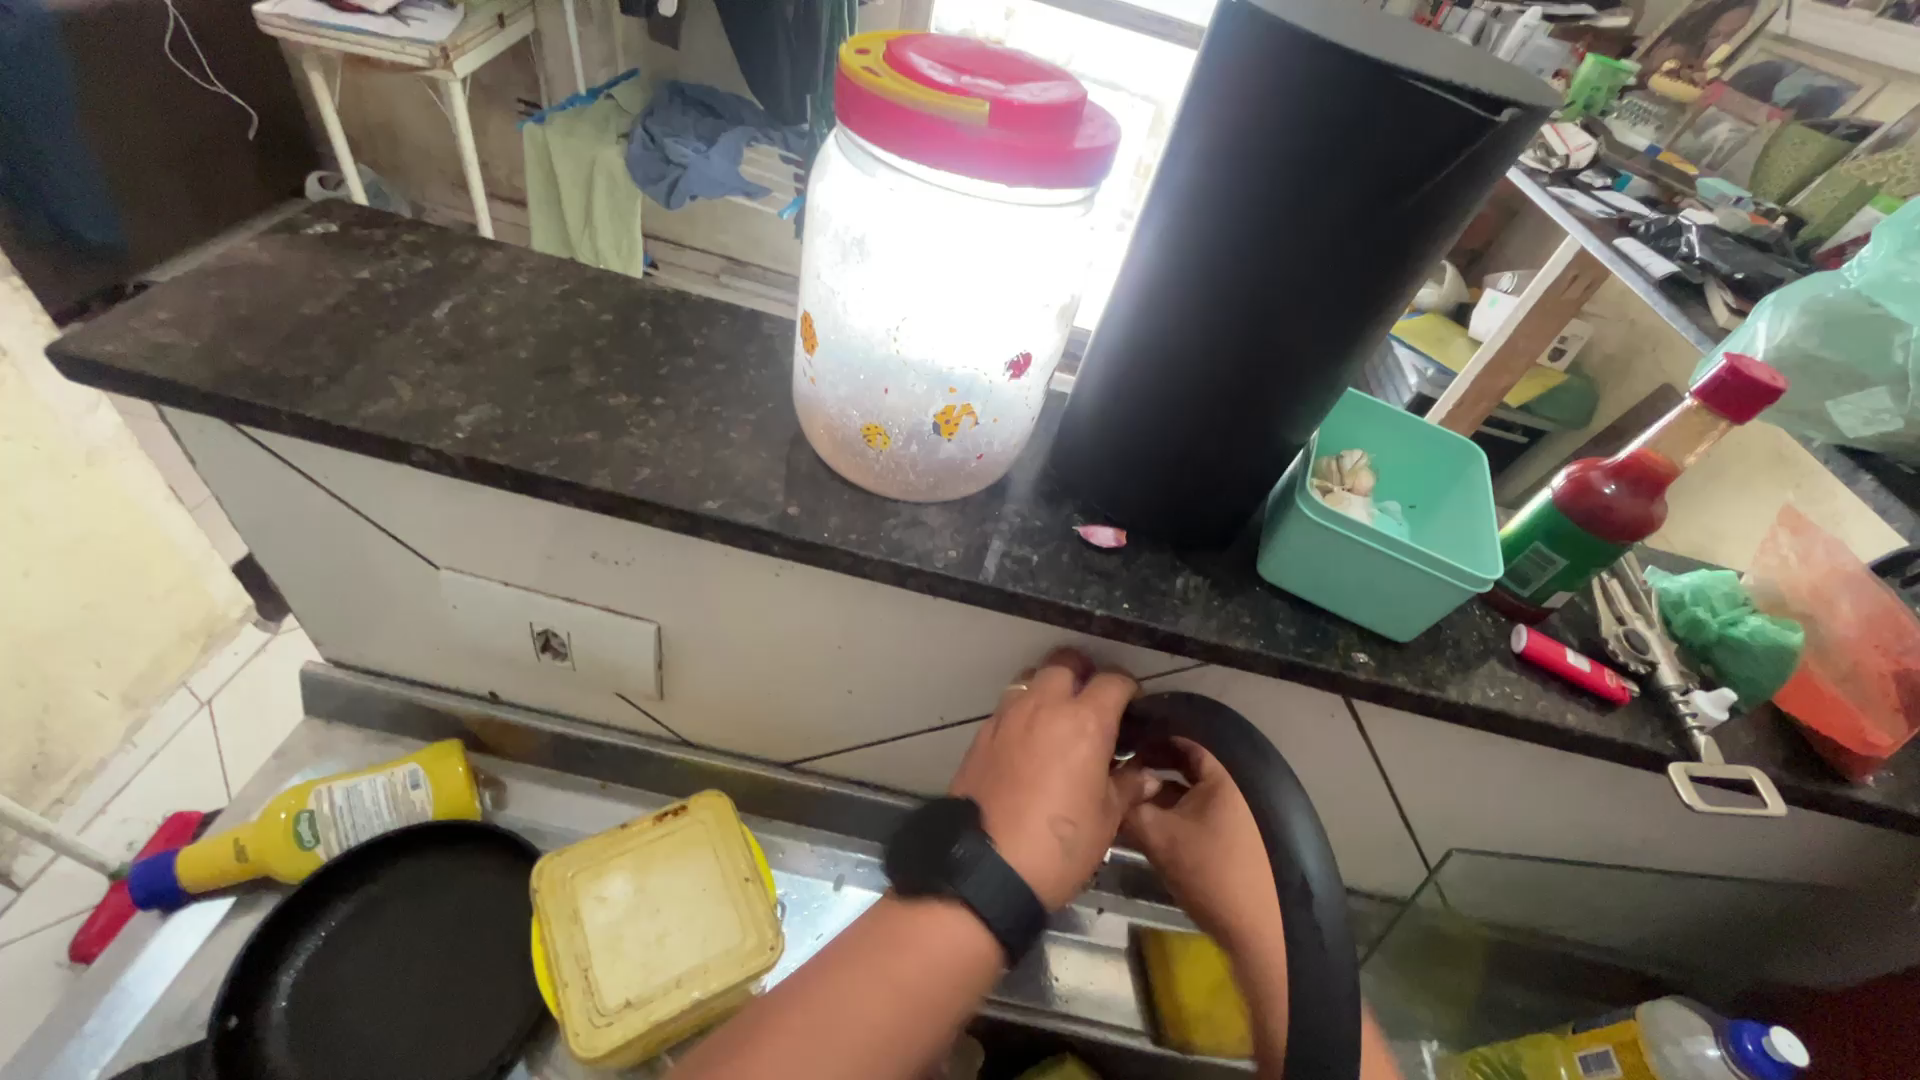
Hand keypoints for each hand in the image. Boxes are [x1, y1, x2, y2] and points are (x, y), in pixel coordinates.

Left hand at [947, 649, 1151, 909]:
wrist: (985, 868)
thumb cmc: (1058, 846)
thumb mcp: (1105, 820)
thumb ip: (1126, 787)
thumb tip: (1145, 775)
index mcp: (1084, 722)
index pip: (1112, 681)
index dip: (1128, 689)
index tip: (1134, 704)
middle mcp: (1044, 706)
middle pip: (1064, 663)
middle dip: (1084, 673)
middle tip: (1095, 700)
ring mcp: (1008, 716)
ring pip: (1031, 678)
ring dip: (1049, 686)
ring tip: (1061, 716)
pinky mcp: (982, 734)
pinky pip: (1009, 706)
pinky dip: (1024, 711)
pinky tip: (1031, 741)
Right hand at [1122, 738, 1282, 953]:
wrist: (1266, 935)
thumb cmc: (1213, 873)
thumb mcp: (1158, 837)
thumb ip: (1127, 806)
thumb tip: (1104, 787)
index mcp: (1228, 768)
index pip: (1180, 731)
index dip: (1145, 734)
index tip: (1116, 741)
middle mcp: (1243, 778)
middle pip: (1188, 757)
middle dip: (1152, 762)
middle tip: (1117, 768)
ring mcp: (1249, 806)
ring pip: (1196, 784)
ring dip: (1163, 788)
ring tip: (1127, 795)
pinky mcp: (1248, 830)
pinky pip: (1208, 804)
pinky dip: (1181, 808)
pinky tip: (1153, 820)